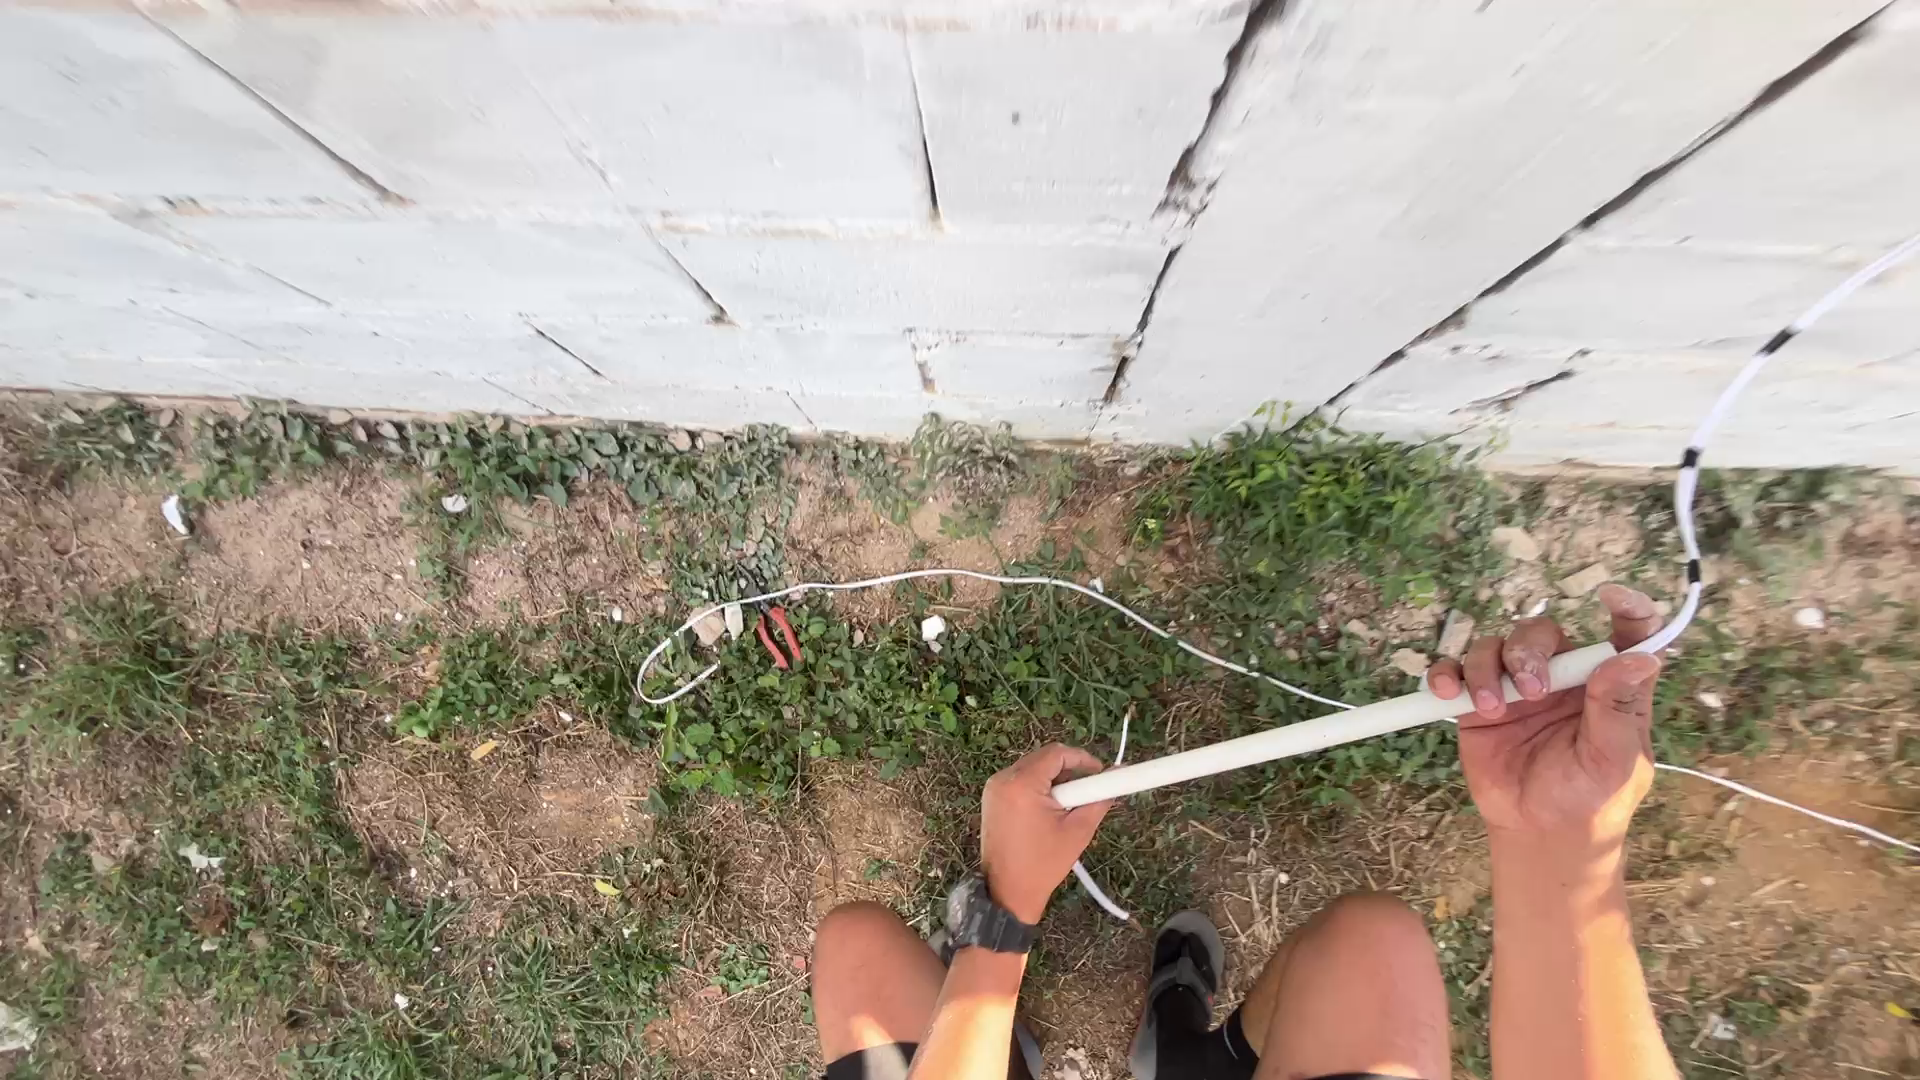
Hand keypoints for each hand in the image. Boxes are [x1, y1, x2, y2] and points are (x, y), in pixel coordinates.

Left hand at [979, 744, 1113, 922]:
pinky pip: (1019, 780)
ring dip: (1054, 779)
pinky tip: (1050, 810)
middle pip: (1042, 758)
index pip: (1056, 753)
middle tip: (1087, 791)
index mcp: (1022, 783)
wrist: (1008, 893)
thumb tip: (1120, 774)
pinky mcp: (991, 798)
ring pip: (1032, 768)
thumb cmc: (1045, 864)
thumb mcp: (1078, 830)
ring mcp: (993, 787)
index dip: (1082, 758)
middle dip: (1068, 770)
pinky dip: (1038, 787)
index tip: (1100, 773)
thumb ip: (1100, 798)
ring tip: (1070, 805)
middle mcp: (1003, 778)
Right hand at [1429, 585, 1665, 845]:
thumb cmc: (1590, 800)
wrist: (1535, 830)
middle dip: (1526, 652)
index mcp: (1605, 688)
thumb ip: (1618, 708)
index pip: (1623, 638)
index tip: (1611, 595)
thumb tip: (1638, 658)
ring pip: (1490, 648)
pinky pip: (1451, 670)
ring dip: (1484, 671)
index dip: (1626, 612)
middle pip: (1537, 634)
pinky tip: (1448, 694)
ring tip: (1489, 708)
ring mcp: (1511, 688)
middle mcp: (1558, 679)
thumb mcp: (1615, 759)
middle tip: (1527, 690)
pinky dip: (1445, 675)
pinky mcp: (1473, 702)